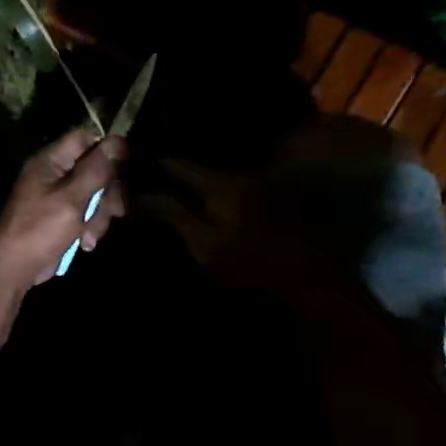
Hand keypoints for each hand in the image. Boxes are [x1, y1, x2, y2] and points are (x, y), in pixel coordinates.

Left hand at [0, 127, 126, 292]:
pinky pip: (86, 213)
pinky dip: (89, 227)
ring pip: (95, 194)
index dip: (107, 150)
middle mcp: (54, 173)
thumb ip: (96, 170)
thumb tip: (118, 141)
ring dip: (99, 216)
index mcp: (50, 161)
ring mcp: (57, 195)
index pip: (84, 138)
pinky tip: (85, 243)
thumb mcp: (72, 198)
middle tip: (117, 210)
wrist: (14, 268)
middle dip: (108, 192)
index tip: (125, 168)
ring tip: (89, 236)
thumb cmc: (39, 230)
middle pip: (95, 168)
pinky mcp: (61, 216)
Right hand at [141, 158, 336, 294]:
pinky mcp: (270, 202)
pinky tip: (201, 210)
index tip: (133, 171)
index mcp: (221, 184)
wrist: (312, 281)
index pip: (178, 164)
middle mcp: (241, 176)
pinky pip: (228, 192)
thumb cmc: (253, 264)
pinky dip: (210, 197)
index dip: (154, 165)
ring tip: (169, 196)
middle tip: (147, 185)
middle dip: (172, 175)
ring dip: (192, 186)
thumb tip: (141, 195)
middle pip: (197, 169)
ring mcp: (259, 188)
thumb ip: (172, 215)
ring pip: (214, 180)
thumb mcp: (204, 244)